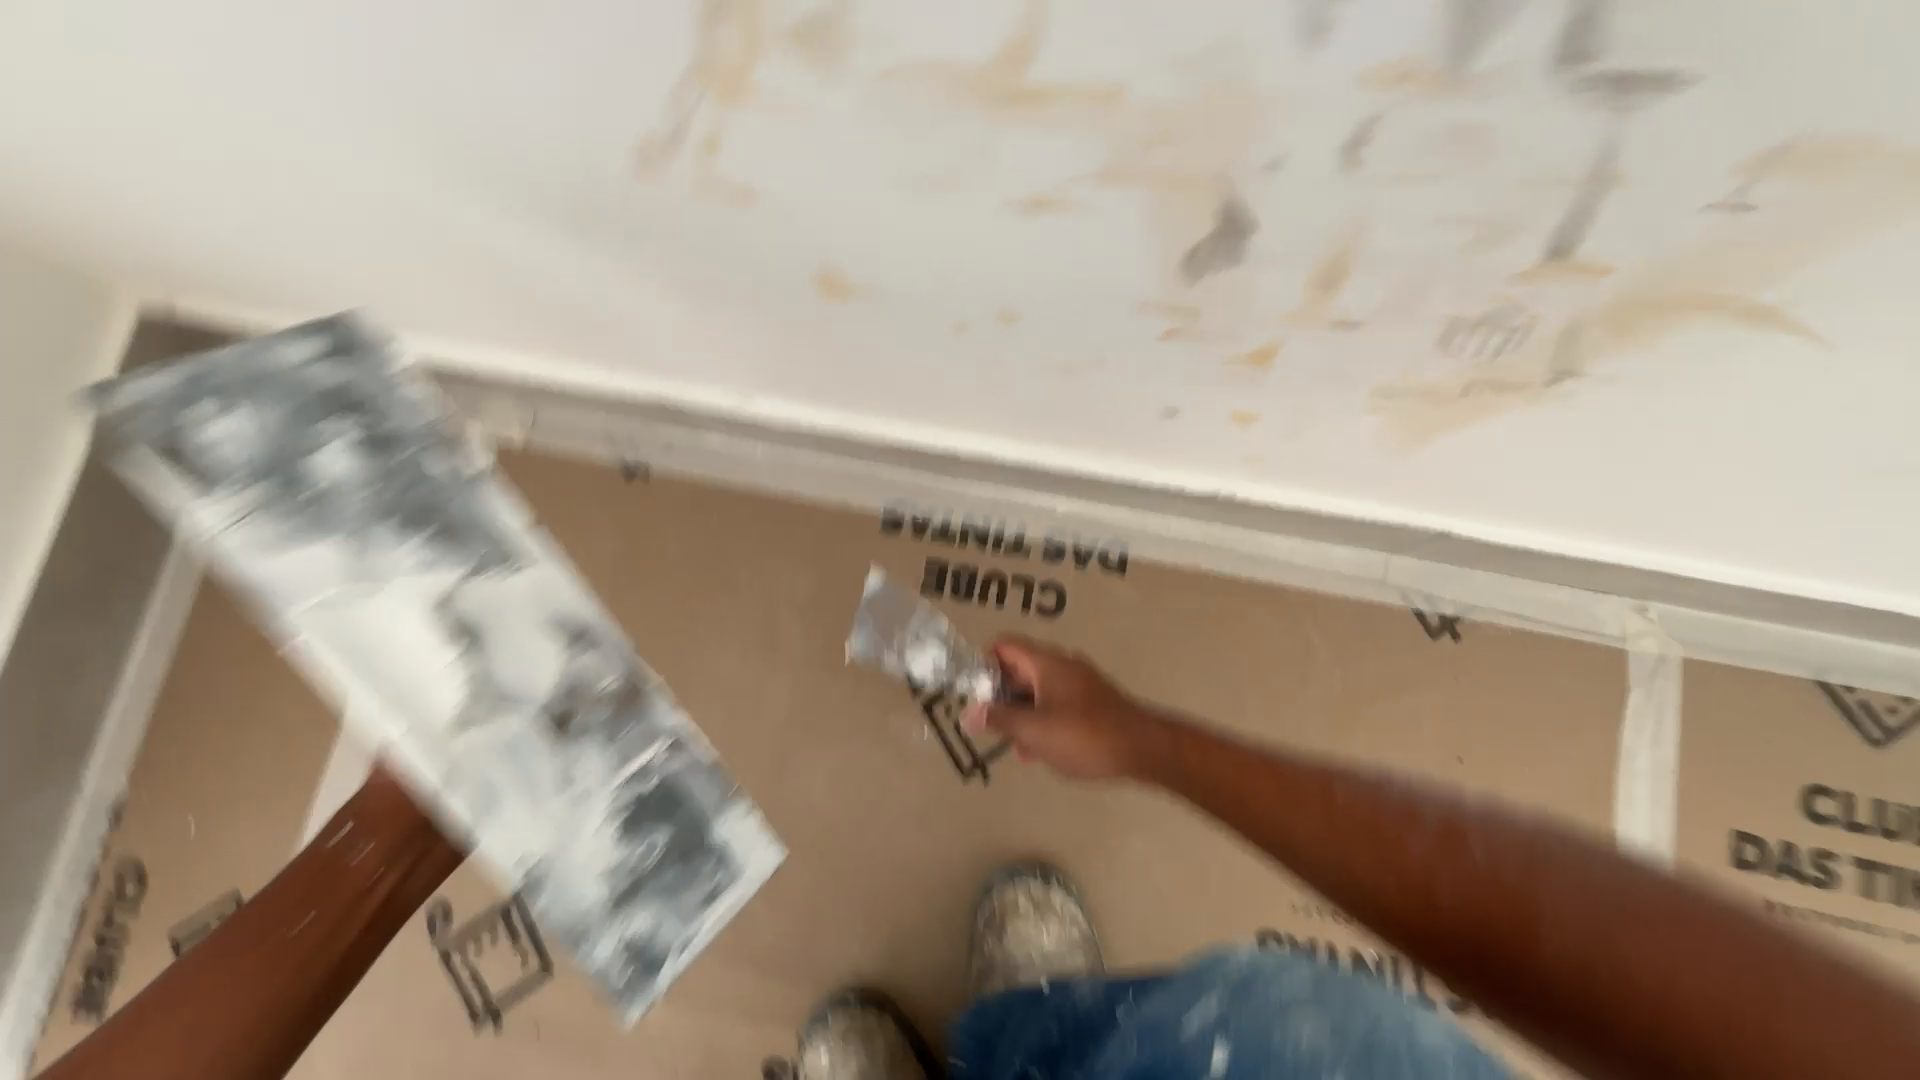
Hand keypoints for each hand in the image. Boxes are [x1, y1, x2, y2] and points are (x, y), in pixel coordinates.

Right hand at [963, 636, 1161, 780]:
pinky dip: (1043, 721)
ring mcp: (1080, 683)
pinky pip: (1057, 704)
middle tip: (989, 725)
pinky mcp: (1093, 704)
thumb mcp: (1034, 731)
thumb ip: (999, 720)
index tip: (976, 694)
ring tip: (1015, 746)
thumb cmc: (1084, 735)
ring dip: (1021, 713)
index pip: (1004, 645)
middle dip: (1000, 695)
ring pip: (1038, 691)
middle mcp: (1063, 665)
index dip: (983, 663)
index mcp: (1046, 662)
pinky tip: (1041, 751)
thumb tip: (967, 713)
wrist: (1144, 749)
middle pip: (1019, 669)